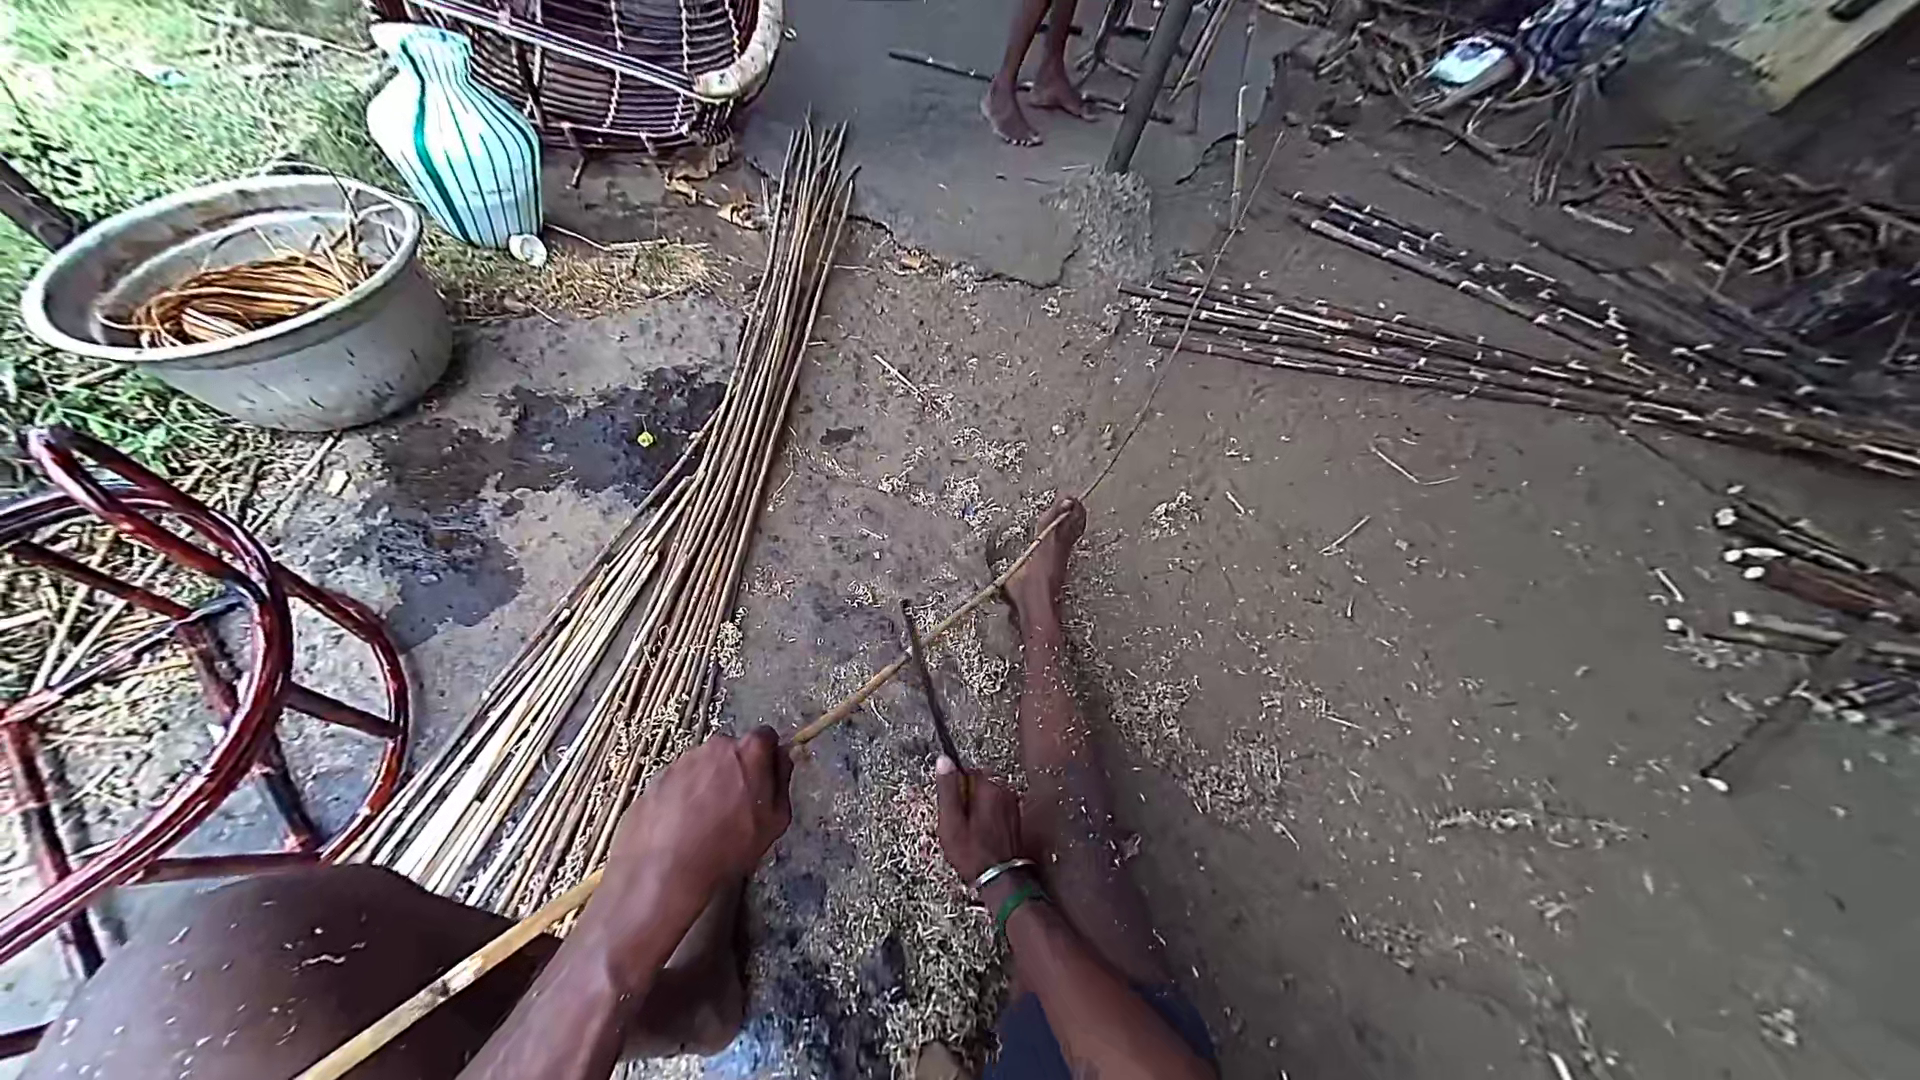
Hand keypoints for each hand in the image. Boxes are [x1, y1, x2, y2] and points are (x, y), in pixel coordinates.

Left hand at [602, 727, 792, 917]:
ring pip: (702, 768)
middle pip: (731, 752)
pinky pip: (676, 785)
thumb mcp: (775, 821)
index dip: (767, 758)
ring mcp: (680, 763)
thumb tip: (781, 761)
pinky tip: (680, 831)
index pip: (766, 737)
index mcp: (749, 751)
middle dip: (735, 771)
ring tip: (703, 825)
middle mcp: (714, 747)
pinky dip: (680, 801)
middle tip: (734, 807)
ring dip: (706, 786)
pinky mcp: (655, 782)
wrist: (663, 874)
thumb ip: (782, 782)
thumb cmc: (727, 848)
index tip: (763, 780)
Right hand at [933, 756, 1023, 883]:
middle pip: (977, 784)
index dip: (955, 790)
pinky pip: (995, 808)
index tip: (952, 809)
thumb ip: (948, 789)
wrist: (1000, 880)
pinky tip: (981, 836)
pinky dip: (987, 818)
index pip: (966, 771)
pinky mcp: (1015, 817)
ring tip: (970, 833)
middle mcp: (1004, 790)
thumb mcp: (951, 821)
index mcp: (989, 787)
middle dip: (966, 799)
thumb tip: (944, 760)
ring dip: (976, 809)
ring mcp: (1012, 804)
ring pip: (985, 797)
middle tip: (959, 824)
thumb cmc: (973, 853)